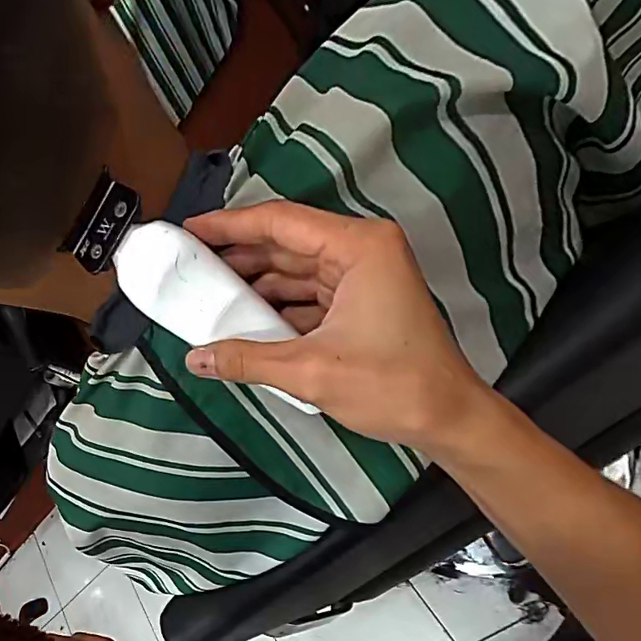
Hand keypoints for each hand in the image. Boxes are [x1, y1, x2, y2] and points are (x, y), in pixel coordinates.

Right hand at [181, 202, 494, 450]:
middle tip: (195, 266)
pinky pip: (309, 295)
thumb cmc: (398, 386)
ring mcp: (365, 277)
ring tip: (213, 297)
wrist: (446, 417)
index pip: (280, 223)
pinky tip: (249, 323)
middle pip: (286, 244)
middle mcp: (364, 252)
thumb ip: (247, 360)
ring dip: (257, 286)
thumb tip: (200, 358)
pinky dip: (279, 308)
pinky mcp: (362, 303)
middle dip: (239, 258)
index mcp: (359, 248)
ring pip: (296, 271)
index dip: (230, 225)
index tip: (194, 229)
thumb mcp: (310, 371)